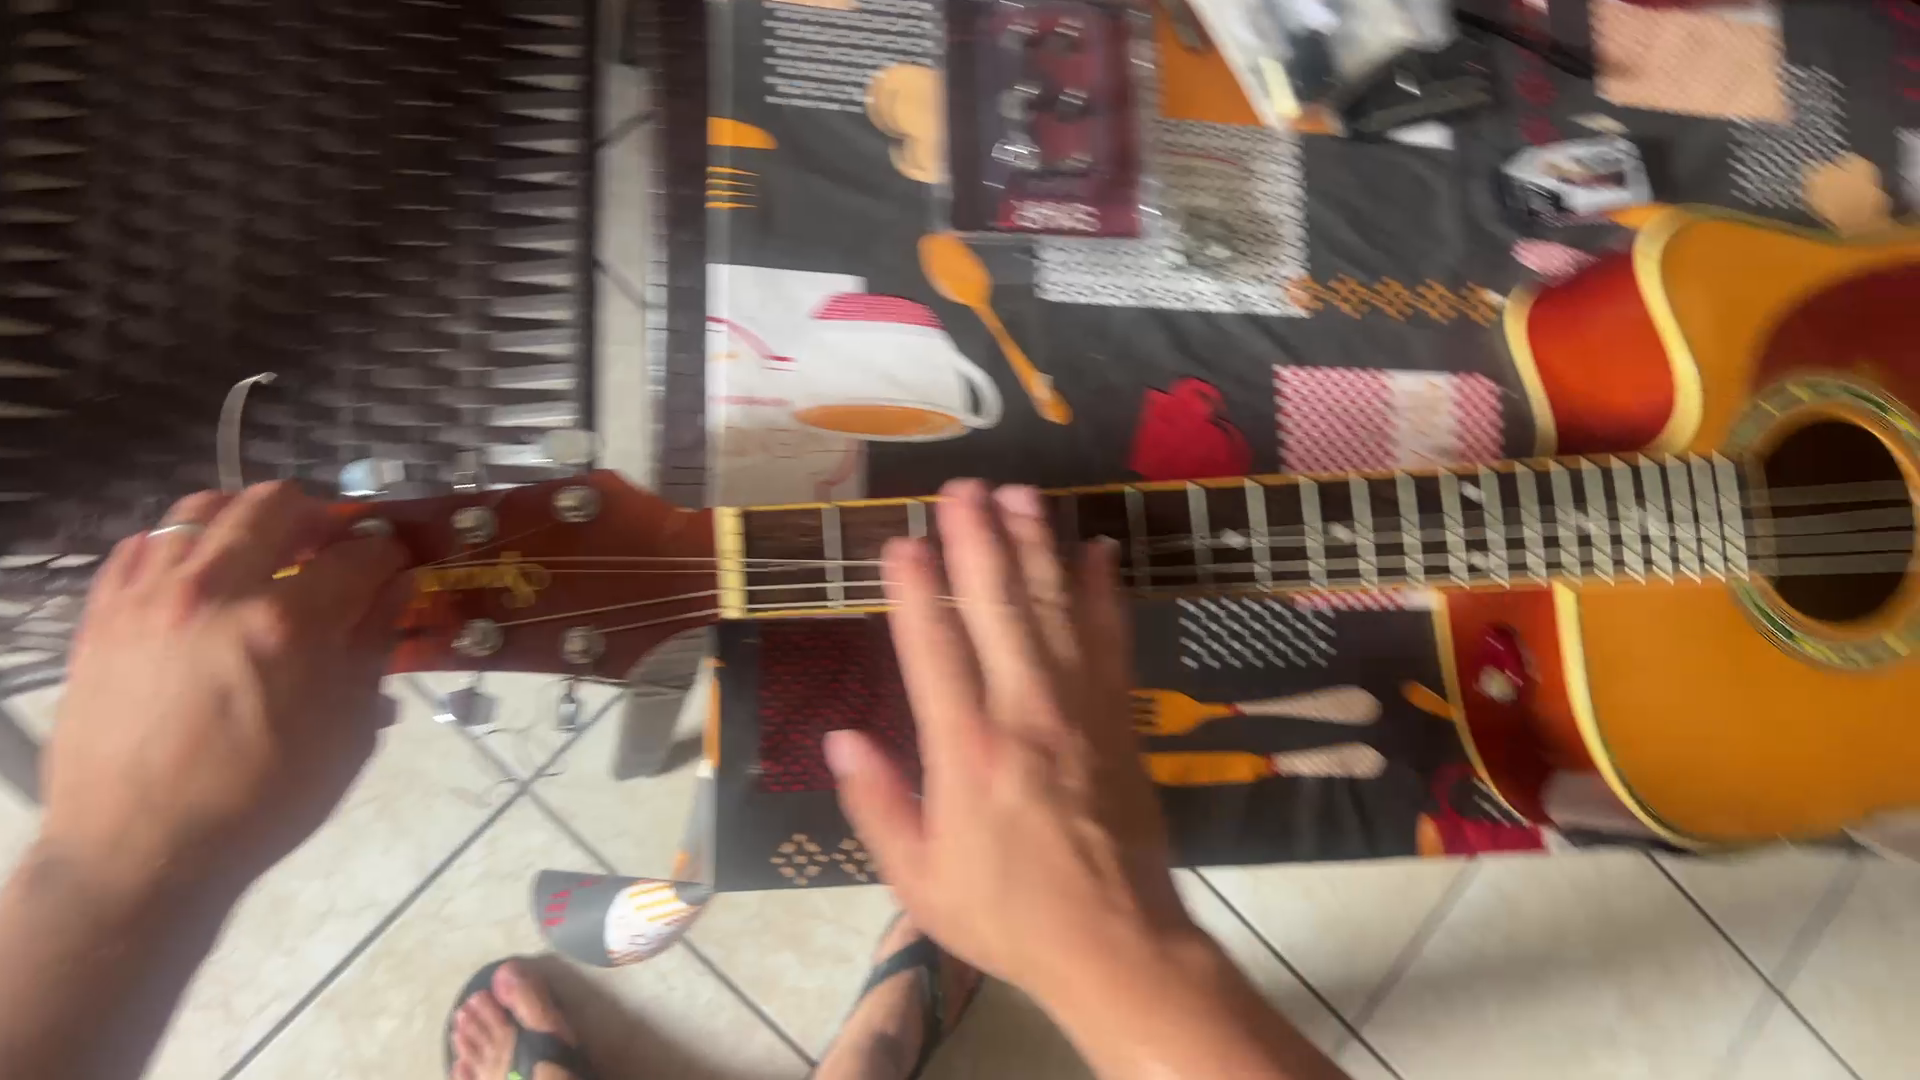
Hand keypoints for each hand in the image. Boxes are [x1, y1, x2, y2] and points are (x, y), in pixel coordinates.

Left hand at [41, 482, 408, 895]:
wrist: (142, 851)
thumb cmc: (269, 792)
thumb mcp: (349, 720)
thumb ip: (375, 638)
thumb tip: (400, 583)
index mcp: (289, 622)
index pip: (360, 554)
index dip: (392, 553)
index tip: (400, 565)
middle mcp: (216, 592)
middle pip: (275, 505)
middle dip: (322, 516)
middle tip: (336, 548)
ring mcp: (147, 600)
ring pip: (199, 509)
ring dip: (248, 521)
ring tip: (269, 556)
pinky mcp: (100, 619)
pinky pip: (139, 547)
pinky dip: (183, 545)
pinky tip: (205, 578)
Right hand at [825, 480, 1194, 999]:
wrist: (1116, 942)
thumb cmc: (1007, 912)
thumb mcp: (918, 879)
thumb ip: (877, 803)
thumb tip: (838, 738)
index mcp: (966, 753)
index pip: (934, 651)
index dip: (916, 590)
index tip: (903, 540)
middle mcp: (1023, 714)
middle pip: (997, 610)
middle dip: (977, 542)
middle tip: (964, 488)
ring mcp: (1079, 709)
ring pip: (1053, 610)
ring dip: (1035, 546)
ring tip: (1020, 494)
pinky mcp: (1119, 715)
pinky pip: (1111, 640)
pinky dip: (1105, 592)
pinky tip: (1099, 549)